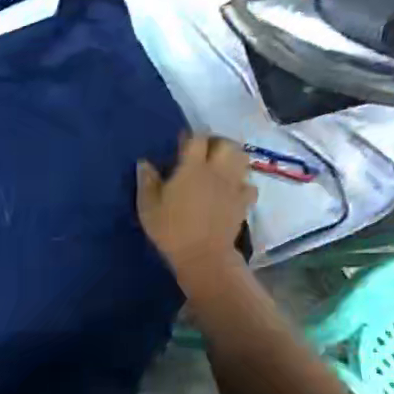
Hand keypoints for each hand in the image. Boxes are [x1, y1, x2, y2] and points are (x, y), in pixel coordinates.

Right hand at [136, 133, 255, 277]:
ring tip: (217, 166)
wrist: (203, 256)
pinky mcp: (245, 201)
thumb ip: (146, 181)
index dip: (189, 137)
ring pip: (241, 158)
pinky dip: (241, 181)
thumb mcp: (147, 206)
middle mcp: (217, 171)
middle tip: (201, 152)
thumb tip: (145, 162)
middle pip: (225, 143)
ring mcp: (234, 186)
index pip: (197, 139)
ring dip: (230, 157)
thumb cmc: (170, 230)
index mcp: (192, 169)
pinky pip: (248, 183)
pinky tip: (230, 189)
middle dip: (214, 142)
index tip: (180, 143)